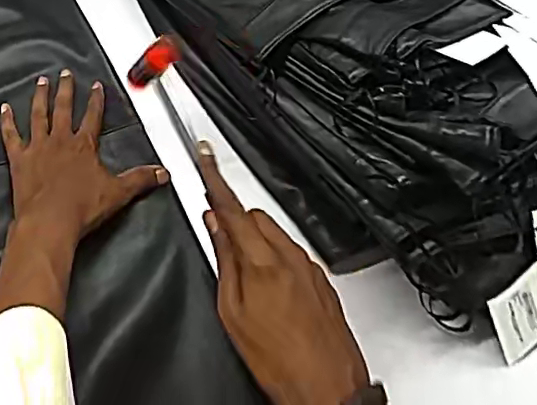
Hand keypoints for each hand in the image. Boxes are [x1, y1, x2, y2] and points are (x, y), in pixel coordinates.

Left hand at [2, 71, 166, 243]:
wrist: (50, 221)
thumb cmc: (82, 208)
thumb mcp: (117, 193)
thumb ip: (140, 180)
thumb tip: (163, 173)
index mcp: (83, 145)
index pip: (92, 116)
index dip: (95, 100)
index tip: (96, 85)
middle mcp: (60, 139)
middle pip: (63, 108)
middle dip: (65, 89)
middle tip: (64, 73)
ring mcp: (38, 146)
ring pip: (38, 115)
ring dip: (40, 97)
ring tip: (42, 81)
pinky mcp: (19, 158)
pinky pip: (11, 135)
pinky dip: (6, 121)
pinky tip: (3, 108)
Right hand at [199, 144, 373, 404]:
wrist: (330, 394)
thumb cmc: (280, 364)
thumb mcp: (233, 313)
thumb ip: (223, 259)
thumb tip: (213, 225)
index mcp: (261, 261)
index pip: (231, 206)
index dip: (213, 177)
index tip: (205, 155)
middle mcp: (289, 256)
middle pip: (253, 215)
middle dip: (235, 222)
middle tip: (223, 244)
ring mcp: (308, 266)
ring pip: (273, 232)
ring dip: (257, 241)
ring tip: (251, 282)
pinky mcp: (322, 280)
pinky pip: (292, 253)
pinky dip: (277, 259)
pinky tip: (274, 294)